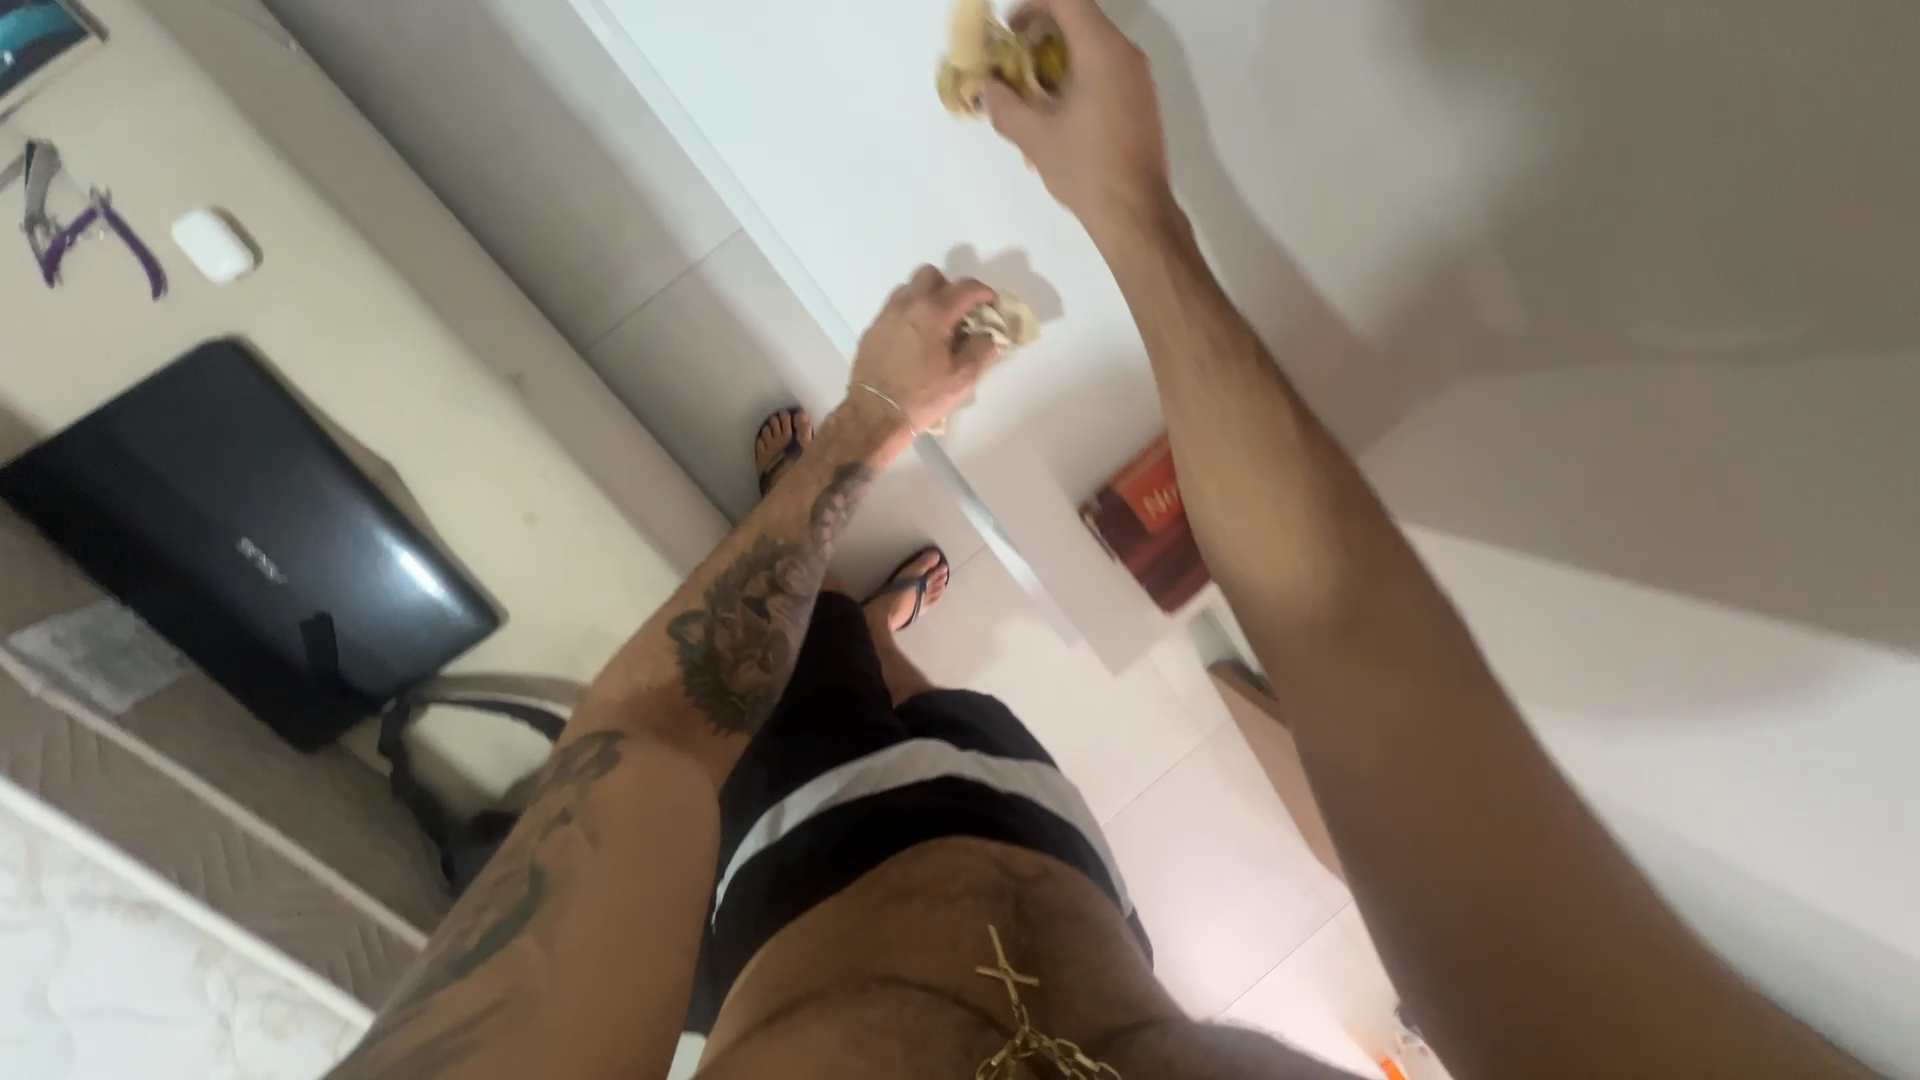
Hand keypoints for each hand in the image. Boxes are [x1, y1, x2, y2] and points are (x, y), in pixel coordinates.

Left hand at [848, 266, 1002, 433]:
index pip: (966, 288)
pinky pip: (894, 310)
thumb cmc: (922, 397)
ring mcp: (886, 316)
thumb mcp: (962, 378)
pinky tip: (914, 342)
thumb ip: (981, 349)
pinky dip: (909, 316)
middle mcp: (907, 305)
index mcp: (933, 312)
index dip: (985, 294)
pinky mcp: (872, 330)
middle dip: (950, 289)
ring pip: (909, 290)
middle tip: (959, 315)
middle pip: (932, 276)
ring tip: (935, 328)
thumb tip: (989, 335)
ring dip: (927, 299)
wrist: (875, 415)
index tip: (992, 308)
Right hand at [981, 0, 1172, 235]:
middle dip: (1042, 39)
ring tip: (1033, 102)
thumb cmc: (1086, 171)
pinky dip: (1078, 84)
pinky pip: (1106, 76)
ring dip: (1058, 66)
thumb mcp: (1035, 139)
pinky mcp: (1142, 103)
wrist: (1135, 213)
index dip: (1032, 6)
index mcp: (1101, 51)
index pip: (1066, 0)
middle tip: (1015, 67)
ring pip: (1093, 51)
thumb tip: (987, 89)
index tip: (1011, 30)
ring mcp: (1139, 79)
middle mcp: (1126, 54)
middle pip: (1080, 21)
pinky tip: (1058, 122)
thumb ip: (1005, 107)